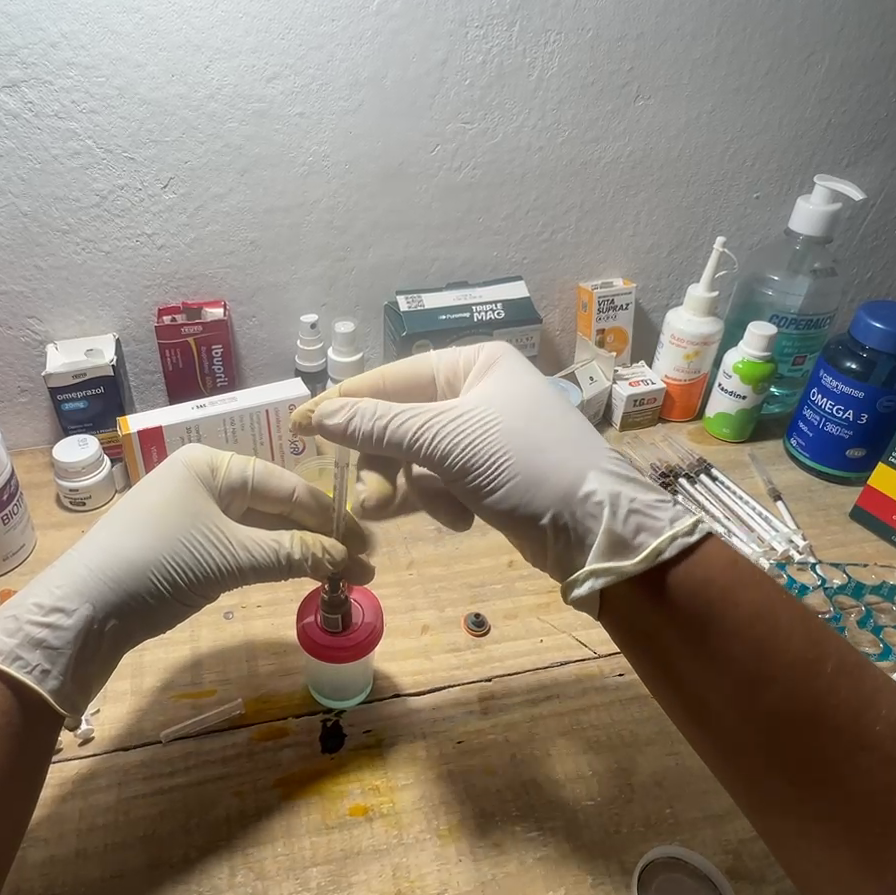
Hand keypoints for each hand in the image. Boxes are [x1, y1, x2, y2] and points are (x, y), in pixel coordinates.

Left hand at [0, 443, 372, 723]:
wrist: (81, 613)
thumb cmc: (157, 565)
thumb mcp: (231, 557)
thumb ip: (292, 554)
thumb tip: (349, 559)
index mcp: (212, 464)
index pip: (285, 486)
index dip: (329, 517)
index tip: (366, 543)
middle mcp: (204, 480)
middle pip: (275, 505)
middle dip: (318, 536)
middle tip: (362, 563)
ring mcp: (193, 513)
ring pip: (259, 528)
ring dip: (297, 551)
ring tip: (341, 572)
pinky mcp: (185, 545)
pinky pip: (240, 546)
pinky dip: (270, 561)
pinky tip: (299, 573)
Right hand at [291, 342, 703, 613]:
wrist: (597, 531)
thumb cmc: (525, 466)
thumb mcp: (446, 442)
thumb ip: (379, 427)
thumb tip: (320, 415)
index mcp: (472, 363)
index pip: (390, 378)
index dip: (344, 404)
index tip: (299, 427)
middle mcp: (478, 390)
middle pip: (402, 421)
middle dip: (384, 461)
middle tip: (368, 498)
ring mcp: (486, 433)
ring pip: (418, 455)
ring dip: (410, 486)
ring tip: (401, 512)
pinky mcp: (492, 472)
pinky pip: (443, 479)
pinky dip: (441, 500)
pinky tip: (459, 518)